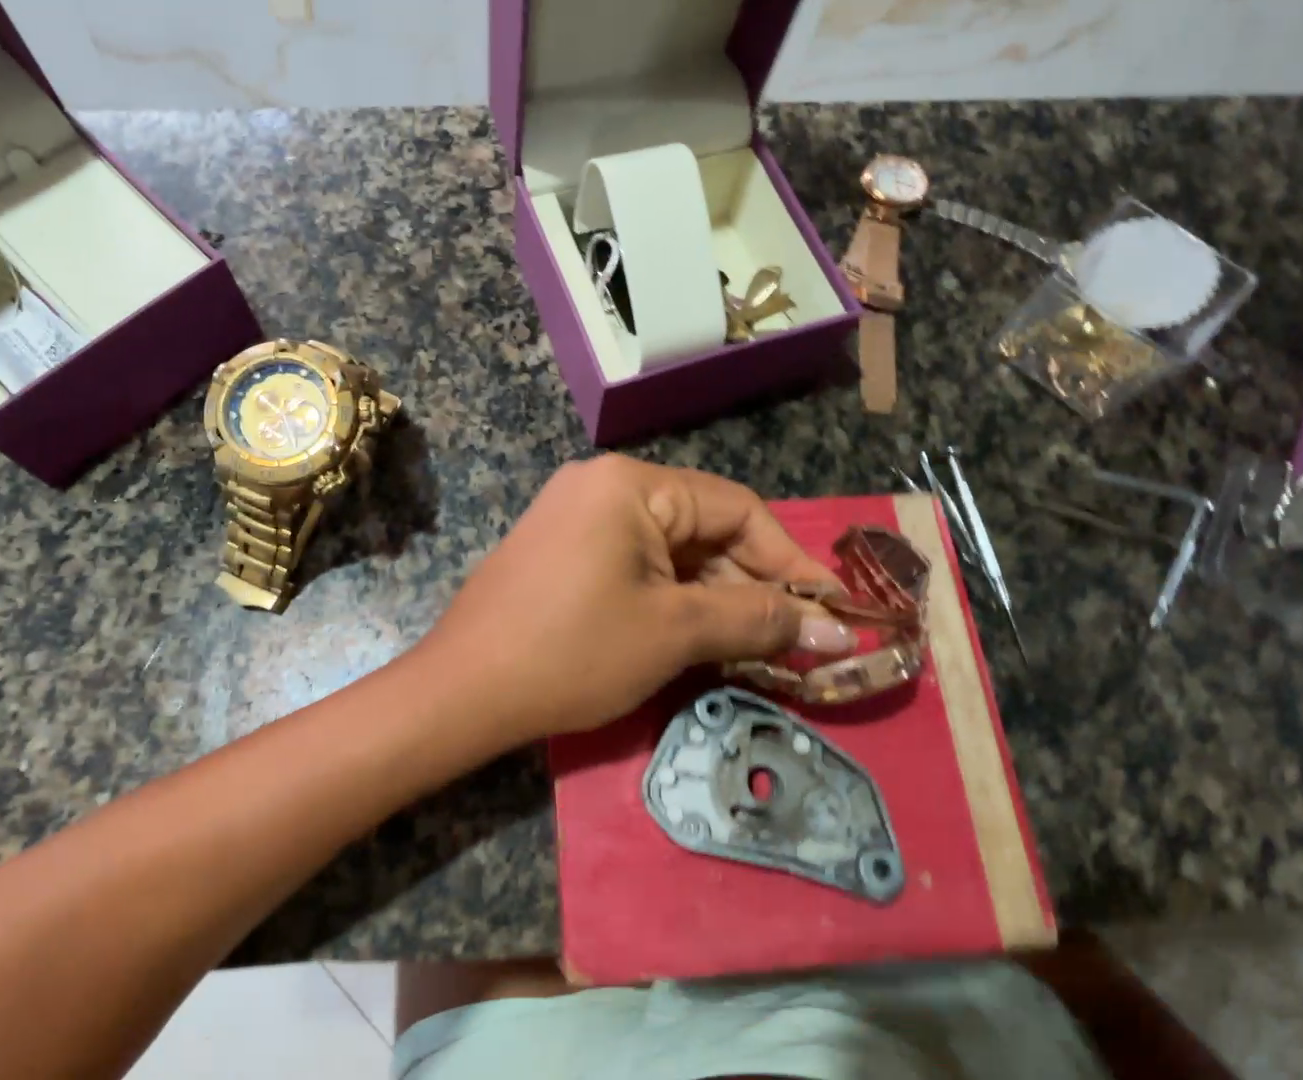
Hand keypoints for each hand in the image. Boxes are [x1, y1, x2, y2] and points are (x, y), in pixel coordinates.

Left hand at [416, 455, 856, 743]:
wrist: (462, 692)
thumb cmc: (574, 653)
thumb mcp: (674, 633)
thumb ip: (759, 621)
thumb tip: (840, 630)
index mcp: (631, 485)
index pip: (737, 509)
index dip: (790, 561)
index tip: (830, 611)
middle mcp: (602, 487)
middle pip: (703, 530)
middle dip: (751, 587)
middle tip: (794, 641)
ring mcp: (575, 519)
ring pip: (670, 554)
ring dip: (714, 599)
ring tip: (753, 650)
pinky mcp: (560, 555)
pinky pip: (634, 568)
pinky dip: (671, 601)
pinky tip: (696, 642)